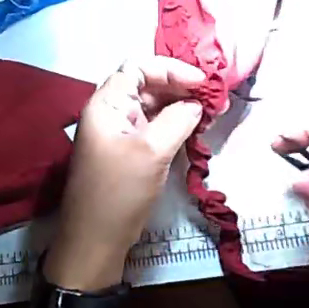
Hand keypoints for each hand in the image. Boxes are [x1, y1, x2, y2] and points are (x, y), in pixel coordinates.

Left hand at [46, 56, 207, 290]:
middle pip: (146, 84)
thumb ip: (177, 120)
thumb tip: (196, 104)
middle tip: (212, 98)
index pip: (137, 67)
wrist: (96, 240)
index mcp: (106, 105)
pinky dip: (175, 123)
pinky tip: (196, 128)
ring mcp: (118, 133)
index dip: (170, 69)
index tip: (201, 83)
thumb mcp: (152, 152)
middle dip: (179, 86)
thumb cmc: (120, 191)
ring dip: (180, 105)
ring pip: (152, 106)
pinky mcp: (128, 151)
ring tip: (210, 112)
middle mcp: (110, 112)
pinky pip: (153, 126)